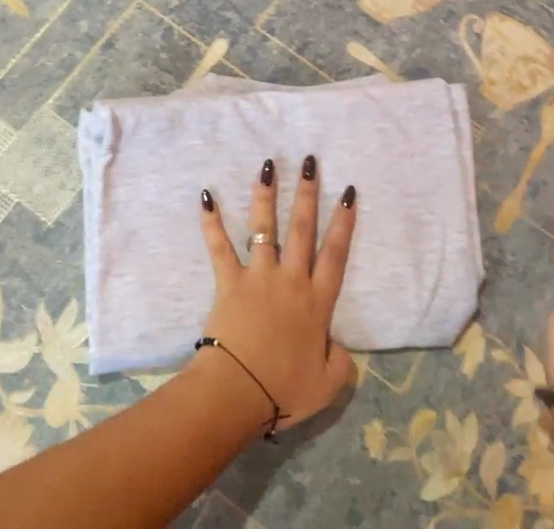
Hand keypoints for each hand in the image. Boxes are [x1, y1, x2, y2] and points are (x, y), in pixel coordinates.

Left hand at [195, 156, 358, 434]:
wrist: (238, 391)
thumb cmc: (284, 391)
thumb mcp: (329, 384)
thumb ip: (341, 360)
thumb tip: (338, 345)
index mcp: (317, 303)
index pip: (336, 254)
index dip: (344, 222)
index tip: (348, 191)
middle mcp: (291, 280)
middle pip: (302, 229)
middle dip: (307, 193)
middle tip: (309, 161)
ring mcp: (258, 277)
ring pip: (264, 228)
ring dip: (266, 195)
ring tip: (267, 165)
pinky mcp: (229, 282)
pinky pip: (219, 247)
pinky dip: (211, 222)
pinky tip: (205, 196)